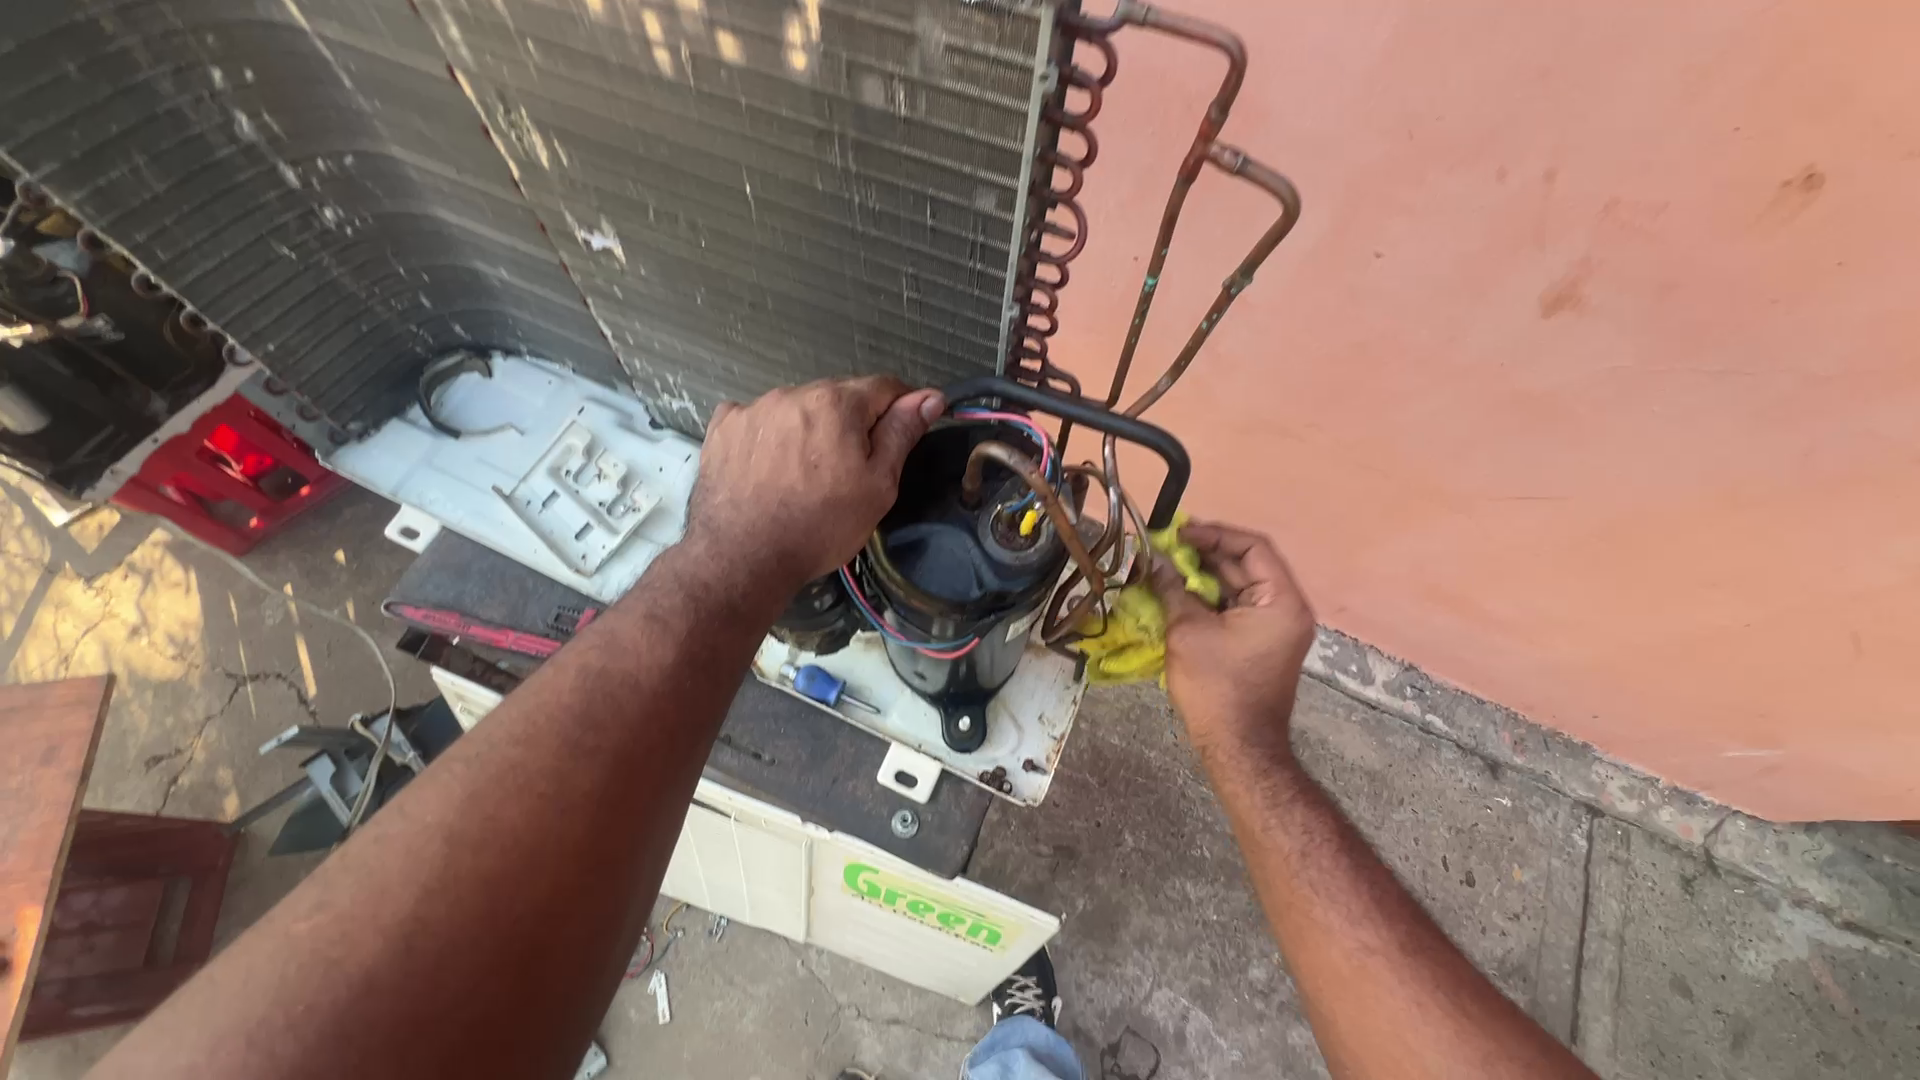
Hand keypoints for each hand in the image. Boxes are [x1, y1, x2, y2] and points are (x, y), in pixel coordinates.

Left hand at [686, 377, 944, 588]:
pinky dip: (770, 436)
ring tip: (807, 476)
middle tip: (852, 470)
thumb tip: (928, 397)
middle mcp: (792, 393)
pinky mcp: (723, 429)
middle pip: (838, 396)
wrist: (743, 559)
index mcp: (837, 403)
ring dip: (810, 429)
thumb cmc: (820, 527)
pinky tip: (770, 469)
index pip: (884, 386)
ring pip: (798, 408)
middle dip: (852, 423)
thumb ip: (901, 434)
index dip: (902, 406)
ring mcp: (752, 409)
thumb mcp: (878, 486)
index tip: (905, 431)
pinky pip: (758, 421)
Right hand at [1150, 522, 1315, 757]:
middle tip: (1166, 545)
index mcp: (1281, 601)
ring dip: (1204, 575)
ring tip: (1167, 565)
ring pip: (1239, 586)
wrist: (1237, 746)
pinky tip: (1179, 592)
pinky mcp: (1260, 643)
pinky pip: (1236, 607)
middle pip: (1247, 565)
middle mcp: (1287, 609)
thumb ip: (1174, 589)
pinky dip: (1210, 597)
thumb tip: (1157, 562)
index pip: (1253, 547)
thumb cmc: (1216, 686)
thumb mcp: (1188, 630)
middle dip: (1205, 554)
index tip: (1178, 533)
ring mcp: (1275, 628)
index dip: (1214, 535)